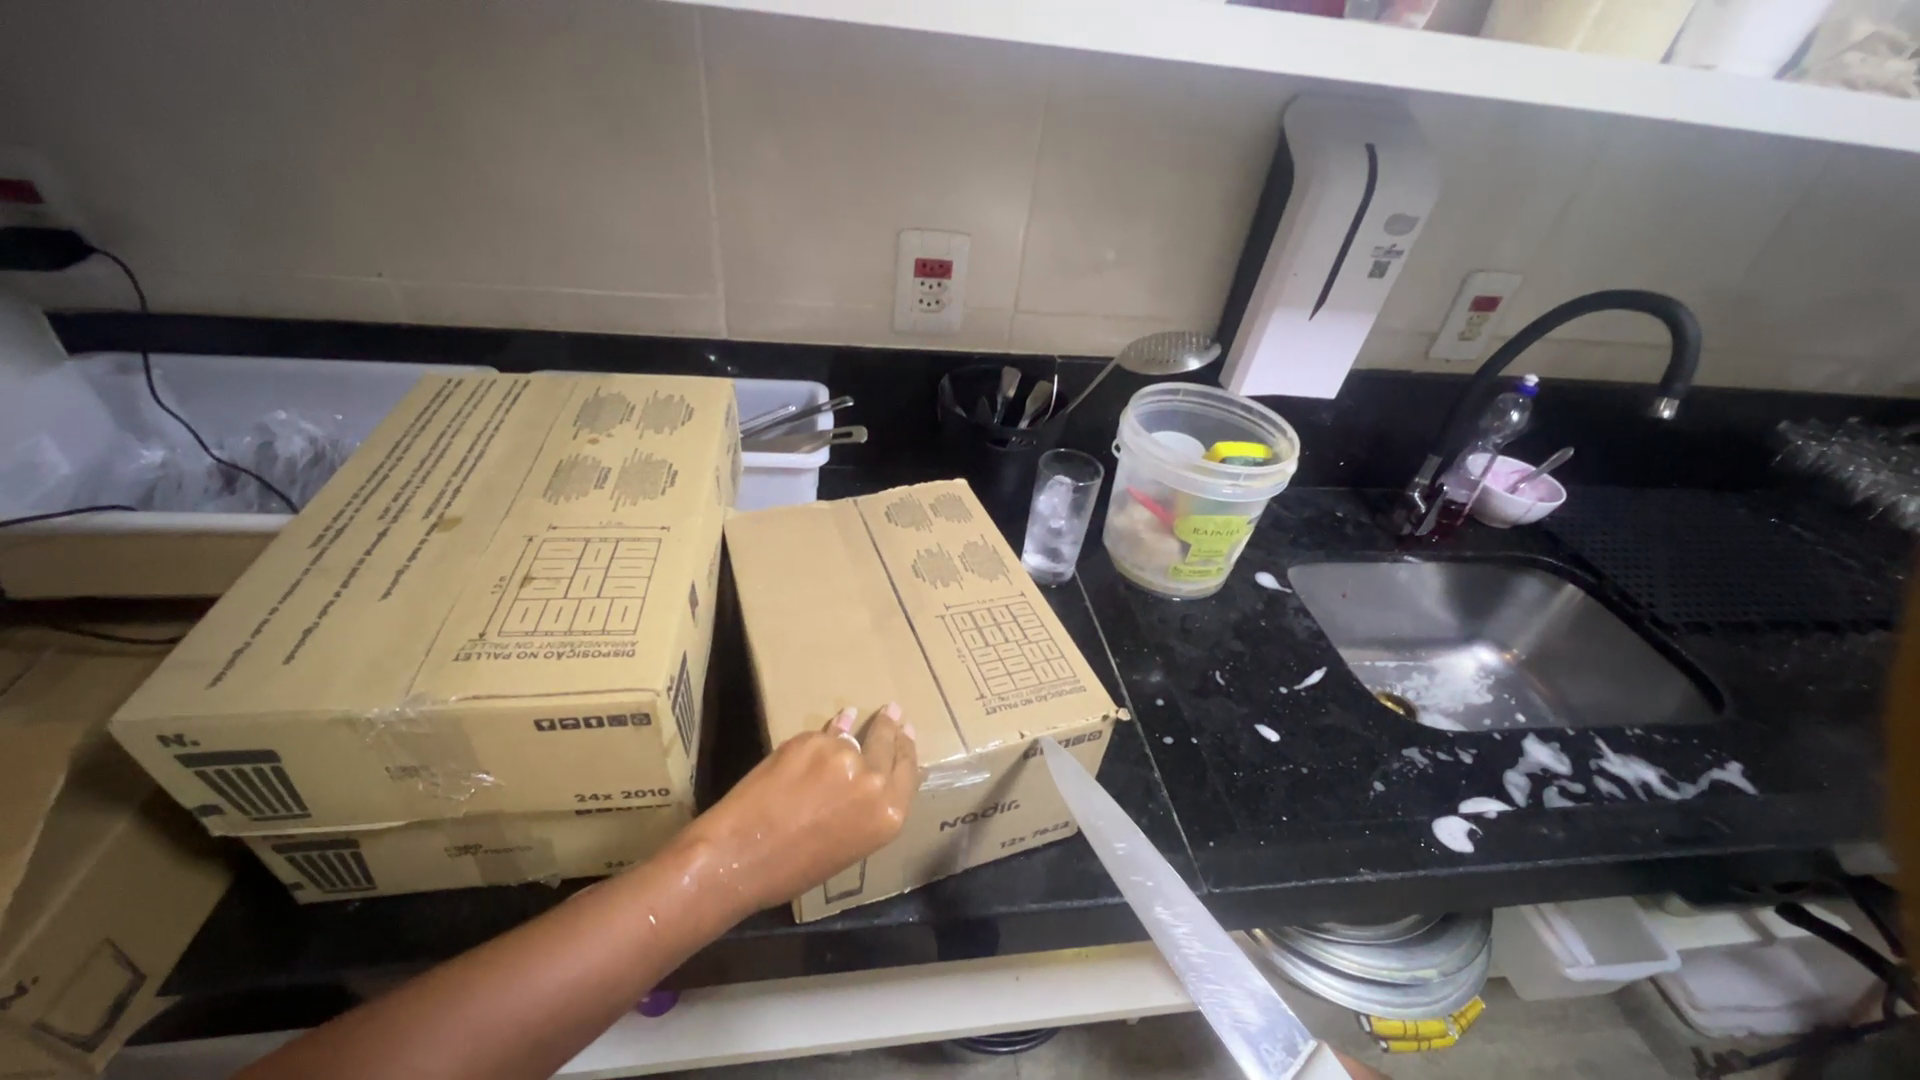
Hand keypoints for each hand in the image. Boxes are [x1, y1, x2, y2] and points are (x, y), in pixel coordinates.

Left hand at [676, 704, 917, 915]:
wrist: (739, 856)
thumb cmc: (793, 869)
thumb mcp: (849, 845)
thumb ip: (867, 809)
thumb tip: (870, 779)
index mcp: (890, 814)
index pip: (909, 770)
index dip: (907, 749)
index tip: (907, 732)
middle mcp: (874, 781)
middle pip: (888, 743)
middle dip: (890, 726)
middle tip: (892, 711)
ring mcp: (842, 756)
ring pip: (853, 736)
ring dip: (855, 726)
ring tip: (856, 715)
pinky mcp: (811, 741)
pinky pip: (824, 734)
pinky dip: (827, 731)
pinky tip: (832, 723)